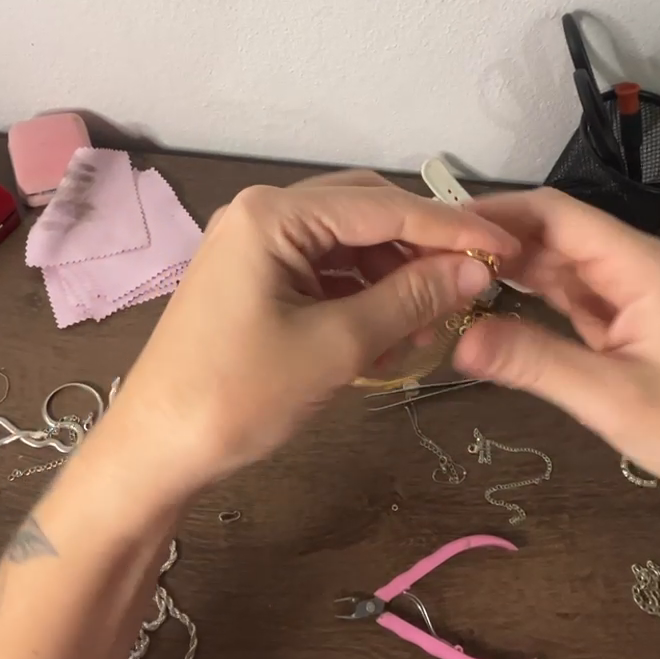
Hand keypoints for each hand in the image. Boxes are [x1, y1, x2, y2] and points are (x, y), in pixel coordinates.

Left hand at [110, 170, 517, 494]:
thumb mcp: (335, 346)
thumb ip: (409, 298)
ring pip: (347, 245)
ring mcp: (256, 247)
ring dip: (393, 277)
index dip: (449, 227)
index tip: (506, 248)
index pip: (381, 207)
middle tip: (472, 280)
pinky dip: (362, 296)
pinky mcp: (257, 280)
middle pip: (364, 214)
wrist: (154, 451)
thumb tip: (476, 269)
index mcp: (273, 214)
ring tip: (433, 320)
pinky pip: (324, 273)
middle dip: (419, 248)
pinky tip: (392, 329)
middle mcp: (263, 214)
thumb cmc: (238, 395)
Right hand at [452, 188, 659, 506]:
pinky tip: (487, 299)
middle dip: (492, 239)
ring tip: (445, 274)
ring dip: (505, 266)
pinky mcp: (620, 318)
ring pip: (554, 261)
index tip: (438, 230)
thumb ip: (536, 362)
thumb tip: (457, 340)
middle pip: (551, 231)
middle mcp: (632, 264)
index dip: (497, 214)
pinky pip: (564, 292)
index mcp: (640, 263)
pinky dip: (525, 293)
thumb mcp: (615, 399)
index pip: (556, 213)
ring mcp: (626, 291)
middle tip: (428, 257)